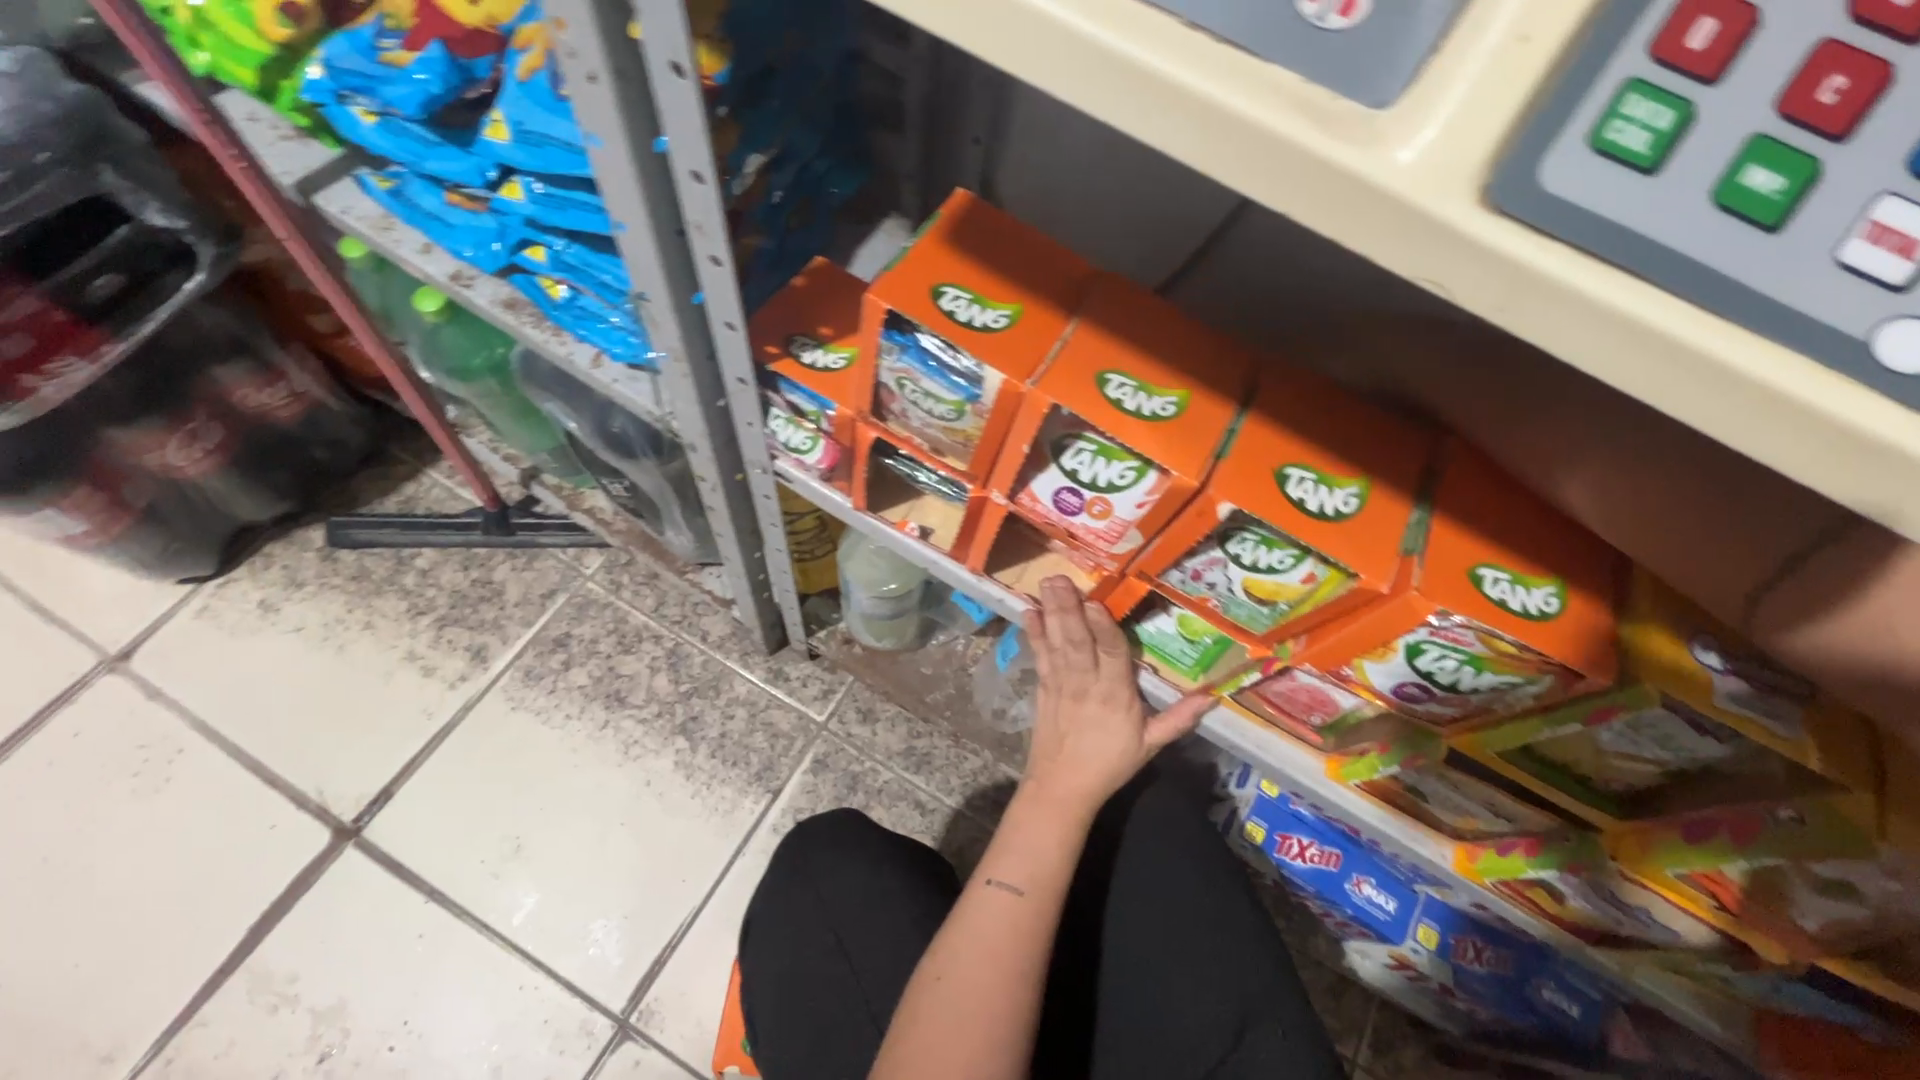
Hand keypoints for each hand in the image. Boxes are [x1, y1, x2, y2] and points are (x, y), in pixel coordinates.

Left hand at [1019, 576, 1211, 817]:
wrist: (1063, 786)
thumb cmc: (1110, 764)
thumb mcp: (1151, 744)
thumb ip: (1179, 719)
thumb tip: (1213, 697)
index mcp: (1115, 696)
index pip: (1111, 656)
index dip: (1103, 629)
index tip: (1095, 603)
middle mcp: (1086, 684)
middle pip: (1077, 642)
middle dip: (1068, 609)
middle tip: (1059, 579)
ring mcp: (1060, 684)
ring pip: (1057, 643)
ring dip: (1050, 612)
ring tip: (1046, 584)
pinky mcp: (1043, 687)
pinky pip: (1039, 655)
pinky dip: (1034, 633)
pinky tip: (1028, 612)